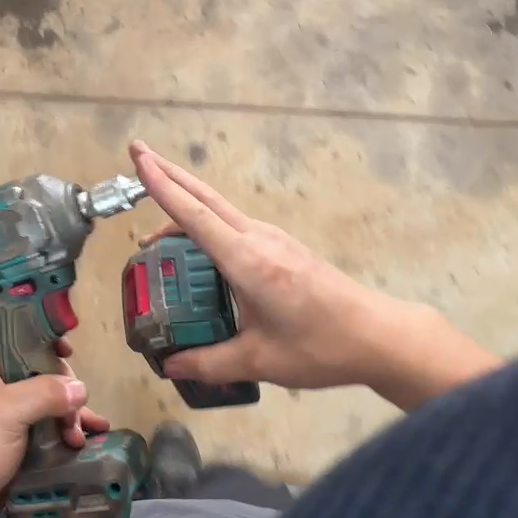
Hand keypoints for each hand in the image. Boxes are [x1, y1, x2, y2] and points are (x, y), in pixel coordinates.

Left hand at [0, 334, 111, 517]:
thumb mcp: (8, 411)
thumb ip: (45, 393)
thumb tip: (81, 390)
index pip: (18, 330)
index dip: (44, 335)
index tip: (67, 351)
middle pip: (41, 364)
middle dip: (63, 387)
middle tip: (73, 411)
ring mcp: (10, 403)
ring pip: (50, 393)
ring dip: (69, 411)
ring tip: (78, 436)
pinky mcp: (21, 429)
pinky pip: (51, 418)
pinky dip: (68, 426)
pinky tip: (89, 437)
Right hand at [129, 141, 501, 408]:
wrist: (380, 336)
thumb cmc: (321, 346)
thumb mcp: (261, 360)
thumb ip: (211, 362)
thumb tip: (170, 366)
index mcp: (246, 261)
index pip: (194, 215)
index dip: (162, 186)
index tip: (140, 159)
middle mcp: (257, 238)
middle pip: (204, 195)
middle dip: (168, 171)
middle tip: (137, 151)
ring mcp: (271, 238)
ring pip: (217, 207)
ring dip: (184, 198)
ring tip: (155, 213)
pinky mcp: (280, 245)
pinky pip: (231, 222)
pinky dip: (204, 218)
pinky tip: (196, 241)